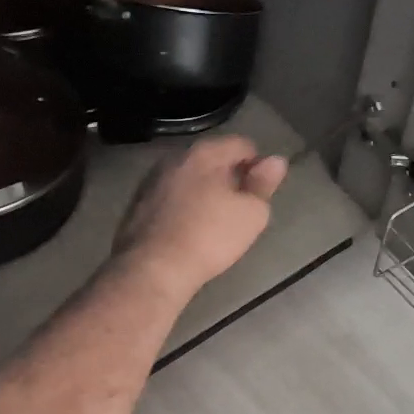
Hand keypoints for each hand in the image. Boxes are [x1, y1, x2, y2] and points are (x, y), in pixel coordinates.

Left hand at [113, 135, 286, 293]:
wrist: (154, 268)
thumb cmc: (210, 237)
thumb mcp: (252, 213)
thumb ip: (264, 184)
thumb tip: (276, 160)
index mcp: (205, 153)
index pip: (242, 144)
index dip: (258, 165)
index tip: (262, 192)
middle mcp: (175, 158)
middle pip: (213, 158)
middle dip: (230, 177)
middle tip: (242, 208)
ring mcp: (152, 180)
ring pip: (190, 177)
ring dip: (205, 191)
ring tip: (216, 221)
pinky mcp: (138, 204)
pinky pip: (171, 196)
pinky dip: (185, 206)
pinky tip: (191, 230)